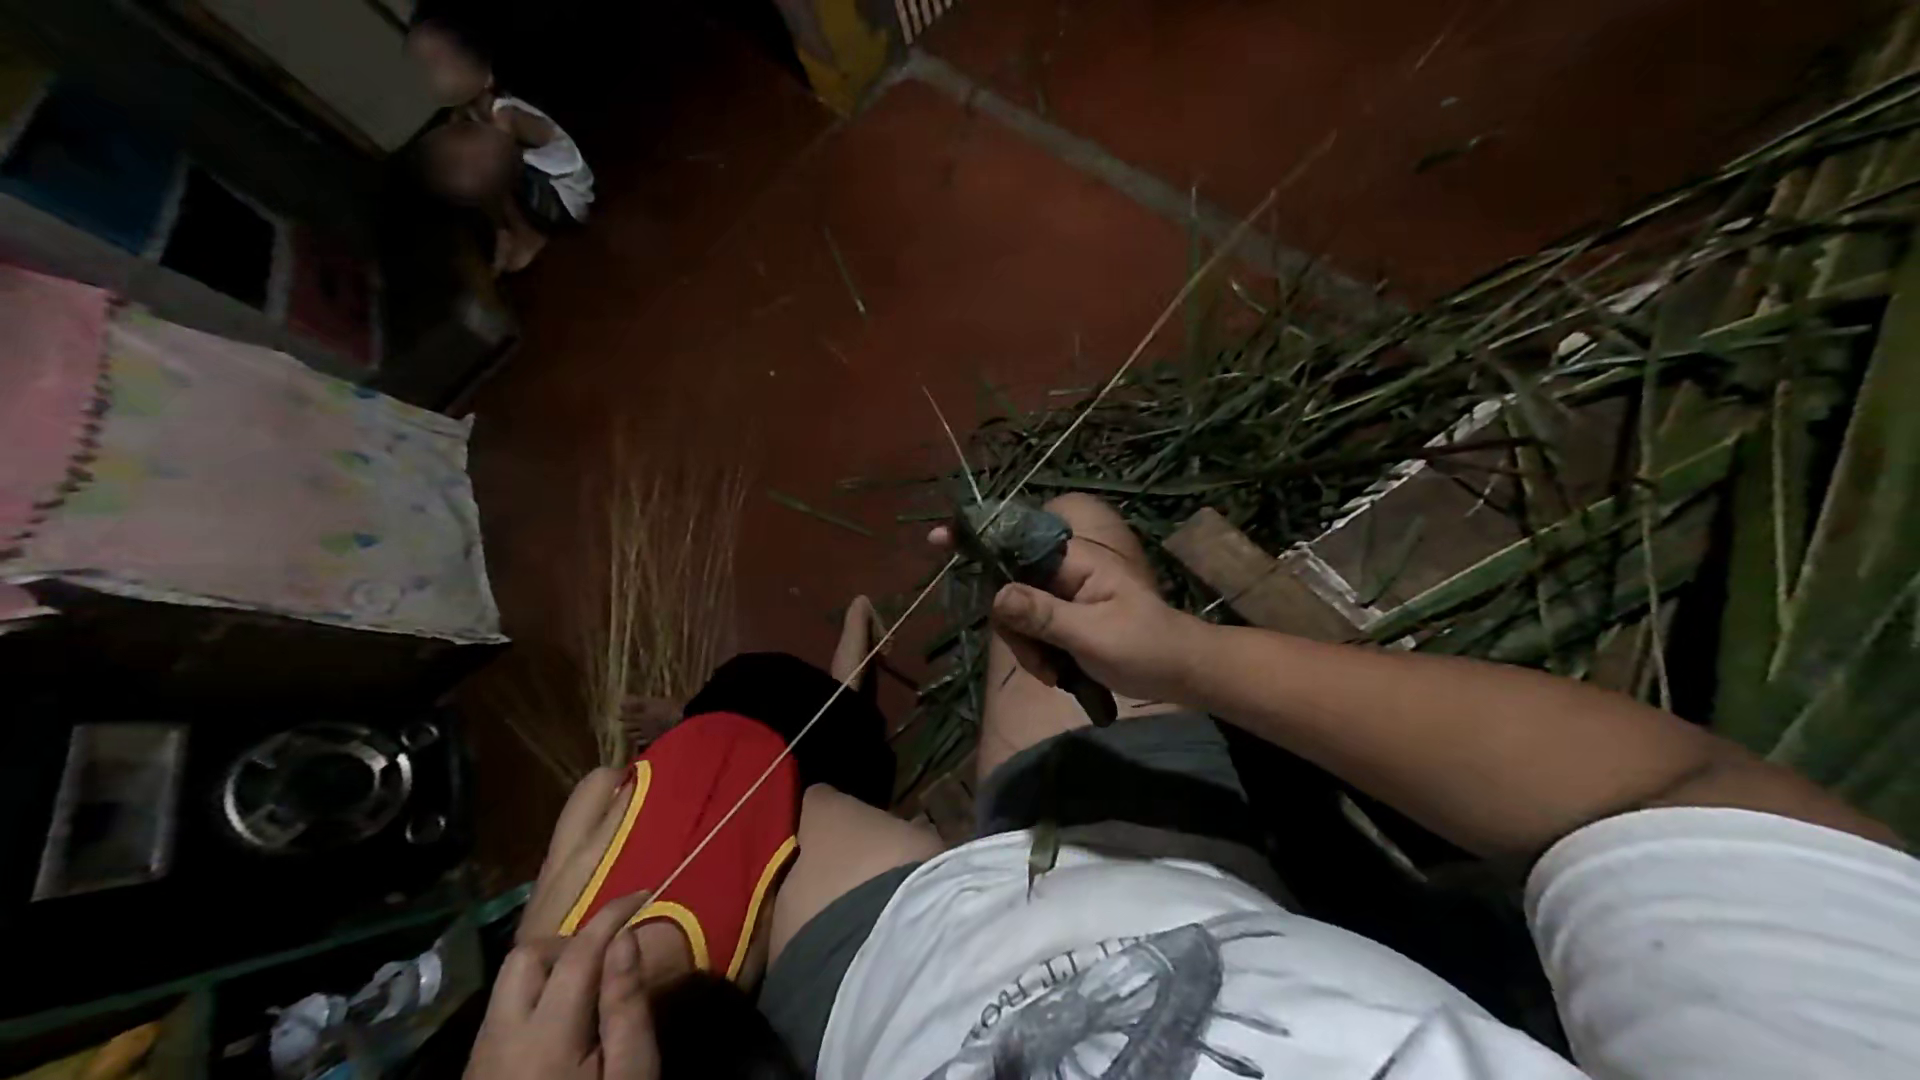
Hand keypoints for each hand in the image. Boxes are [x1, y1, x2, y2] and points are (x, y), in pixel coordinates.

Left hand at [465, 894, 658, 1079]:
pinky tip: (564, 1024)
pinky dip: (536, 996)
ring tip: (589, 992)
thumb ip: (627, 1003)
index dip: (613, 913)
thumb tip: (626, 937)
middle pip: (526, 957)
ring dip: (552, 968)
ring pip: (509, 982)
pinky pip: (504, 1011)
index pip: (580, 950)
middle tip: (608, 959)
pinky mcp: (476, 1075)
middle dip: (571, 942)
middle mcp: (500, 1039)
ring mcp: (481, 1059)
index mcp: (545, 1038)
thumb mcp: (632, 1073)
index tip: (645, 894)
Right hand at [933, 526, 1208, 705]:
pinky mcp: (1063, 616)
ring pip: (1017, 612)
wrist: (1180, 671)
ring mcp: (1063, 594)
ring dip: (1028, 647)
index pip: (1018, 541)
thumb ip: (1045, 615)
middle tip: (1041, 664)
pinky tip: (1058, 674)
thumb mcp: (1094, 635)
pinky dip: (1037, 653)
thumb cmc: (1147, 648)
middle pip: (1009, 586)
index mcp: (1076, 561)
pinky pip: (1031, 628)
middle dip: (1015, 628)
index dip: (979, 539)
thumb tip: (997, 594)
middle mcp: (1065, 570)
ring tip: (1055, 674)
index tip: (938, 539)